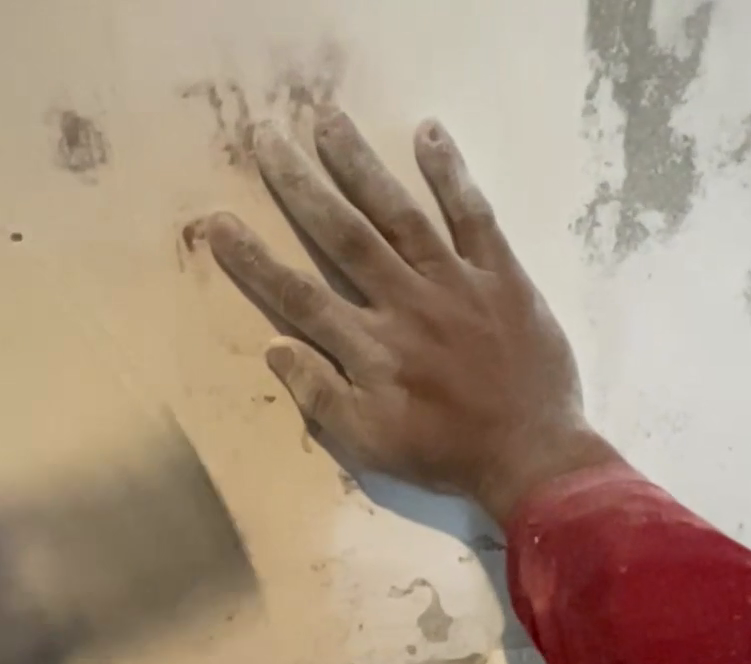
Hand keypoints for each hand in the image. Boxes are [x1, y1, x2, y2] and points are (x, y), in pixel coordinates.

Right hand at [206, 110, 620, 521]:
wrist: (532, 455)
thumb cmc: (445, 454)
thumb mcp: (370, 445)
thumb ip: (320, 396)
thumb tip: (275, 349)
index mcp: (369, 348)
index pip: (297, 296)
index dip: (254, 259)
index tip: (218, 222)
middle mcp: (405, 303)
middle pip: (343, 236)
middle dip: (300, 187)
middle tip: (267, 137)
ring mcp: (455, 283)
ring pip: (399, 214)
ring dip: (361, 165)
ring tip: (328, 121)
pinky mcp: (502, 275)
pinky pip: (473, 216)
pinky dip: (451, 174)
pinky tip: (428, 133)